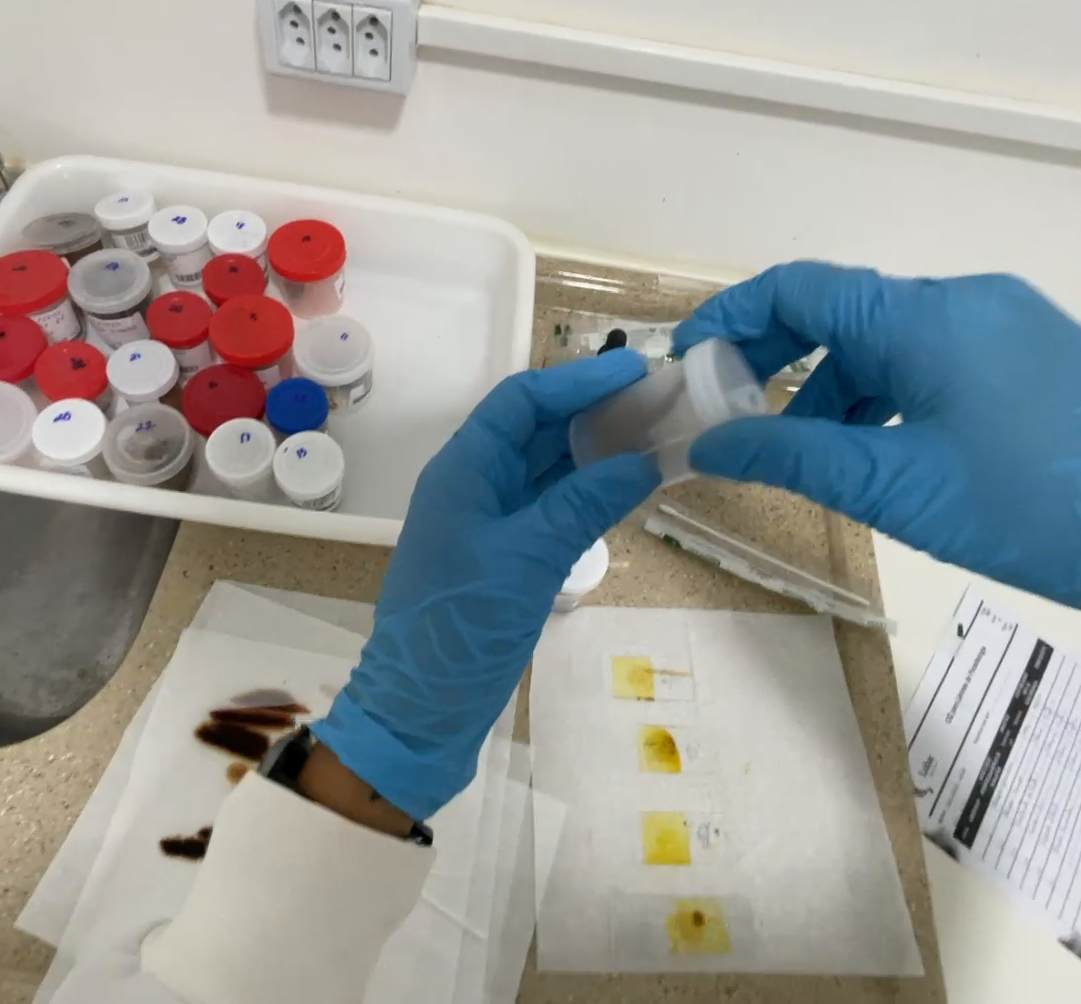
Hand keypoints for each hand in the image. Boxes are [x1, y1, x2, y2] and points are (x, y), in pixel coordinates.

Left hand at [313, 350, 661, 818]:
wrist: (422, 711)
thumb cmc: (462, 627)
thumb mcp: (528, 558)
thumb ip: (584, 504)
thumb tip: (645, 460)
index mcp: (464, 469)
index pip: (521, 401)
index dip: (577, 380)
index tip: (636, 369)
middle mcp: (475, 484)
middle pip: (535, 428)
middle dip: (592, 409)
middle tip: (658, 400)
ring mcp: (490, 521)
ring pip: (546, 468)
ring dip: (594, 450)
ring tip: (654, 434)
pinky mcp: (506, 555)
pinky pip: (550, 508)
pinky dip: (586, 494)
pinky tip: (626, 487)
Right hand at [674, 262, 1080, 673]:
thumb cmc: (1032, 505)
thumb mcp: (892, 486)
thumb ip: (788, 457)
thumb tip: (706, 446)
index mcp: (921, 317)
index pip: (796, 288)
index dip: (729, 317)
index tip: (687, 362)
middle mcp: (959, 301)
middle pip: (836, 310)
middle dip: (771, 357)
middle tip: (731, 411)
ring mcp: (1002, 324)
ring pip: (881, 341)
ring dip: (826, 386)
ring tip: (806, 451)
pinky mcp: (1030, 355)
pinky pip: (926, 359)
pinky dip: (879, 394)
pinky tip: (878, 448)